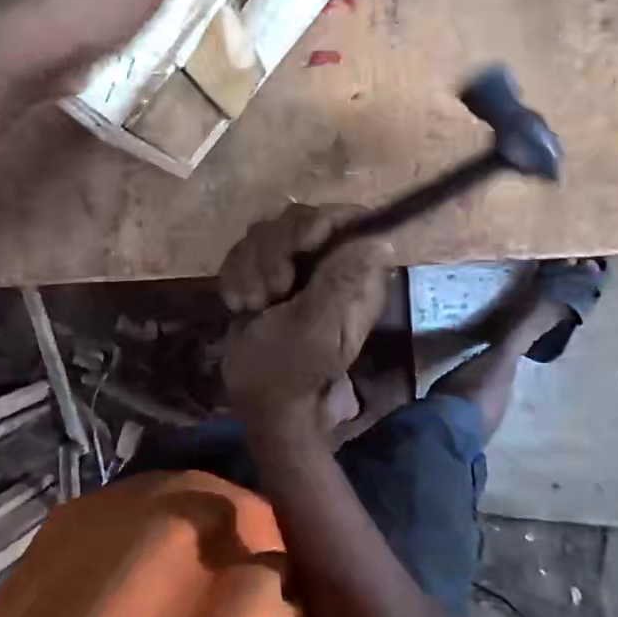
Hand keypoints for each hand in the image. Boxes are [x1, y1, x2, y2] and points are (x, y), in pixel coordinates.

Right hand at [216, 205, 391, 440]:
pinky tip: (240, 305)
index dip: (324, 219)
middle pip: (299, 217)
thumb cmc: (291, 370)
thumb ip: (341, 282)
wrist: (255, 398)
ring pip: (265, 231)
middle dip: (276, 252)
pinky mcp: (263, 270)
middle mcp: (327, 262)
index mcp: (354, 274)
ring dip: (251, 269)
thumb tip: (382, 242)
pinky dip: (235, 276)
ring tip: (255, 306)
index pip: (350, 219)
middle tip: (273, 293)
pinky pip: (242, 249)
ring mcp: (294, 264)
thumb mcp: (317, 329)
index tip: (303, 242)